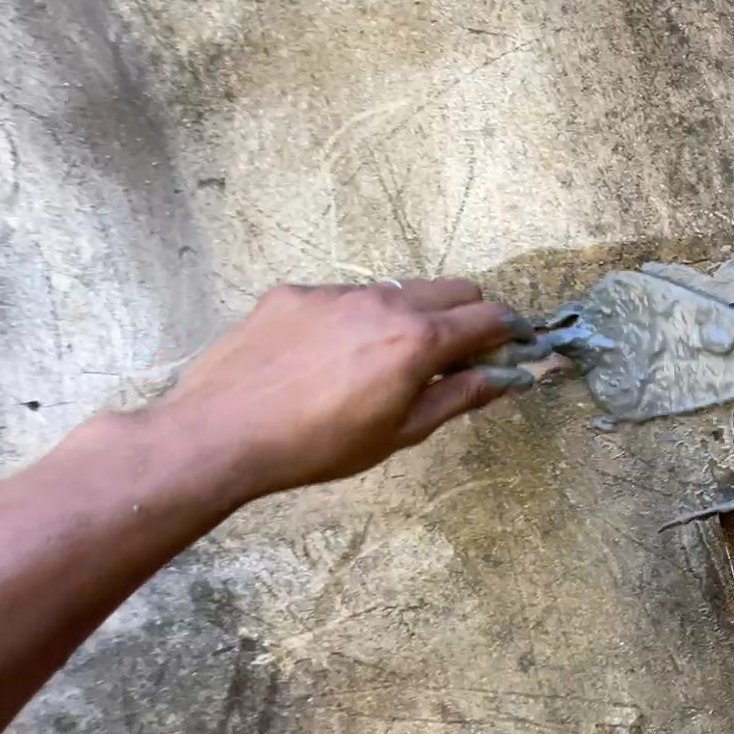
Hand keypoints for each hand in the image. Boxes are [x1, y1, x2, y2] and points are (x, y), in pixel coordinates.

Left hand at [144, 279, 542, 502]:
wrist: (213, 437)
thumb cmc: (319, 444)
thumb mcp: (405, 430)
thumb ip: (464, 394)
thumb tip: (511, 378)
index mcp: (419, 340)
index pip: (491, 316)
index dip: (515, 329)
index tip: (520, 343)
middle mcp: (385, 303)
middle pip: (457, 289)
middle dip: (472, 314)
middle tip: (461, 351)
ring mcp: (337, 294)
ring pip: (403, 290)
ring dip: (417, 315)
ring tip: (388, 356)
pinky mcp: (294, 294)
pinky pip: (348, 296)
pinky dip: (361, 318)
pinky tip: (332, 354)